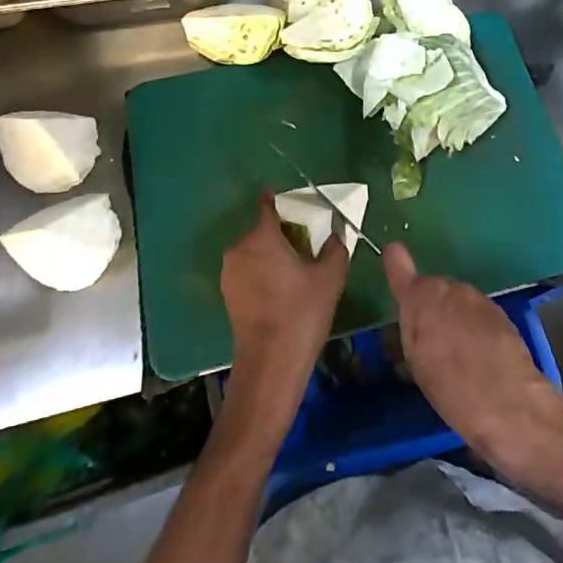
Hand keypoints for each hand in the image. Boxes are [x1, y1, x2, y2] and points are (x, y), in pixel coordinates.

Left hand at [222, 193, 349, 390]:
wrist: (271, 360)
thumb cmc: (302, 311)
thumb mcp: (330, 277)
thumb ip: (334, 248)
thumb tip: (334, 236)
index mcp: (261, 237)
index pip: (266, 207)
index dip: (278, 201)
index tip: (292, 204)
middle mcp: (239, 248)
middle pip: (261, 231)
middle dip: (280, 233)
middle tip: (305, 245)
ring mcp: (229, 273)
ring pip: (253, 252)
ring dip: (270, 255)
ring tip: (294, 271)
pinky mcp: (227, 294)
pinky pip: (247, 271)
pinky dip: (261, 273)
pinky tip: (280, 290)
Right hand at [383, 243, 562, 469]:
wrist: (509, 403)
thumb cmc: (451, 389)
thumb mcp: (417, 365)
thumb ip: (412, 333)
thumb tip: (415, 321)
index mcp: (419, 300)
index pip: (400, 268)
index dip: (396, 261)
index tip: (392, 251)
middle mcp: (448, 289)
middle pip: (433, 289)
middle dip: (430, 307)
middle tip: (431, 341)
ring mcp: (477, 298)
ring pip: (457, 300)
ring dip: (454, 317)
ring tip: (457, 353)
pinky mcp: (500, 311)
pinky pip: (477, 313)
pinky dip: (474, 327)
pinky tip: (479, 355)